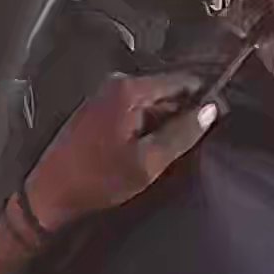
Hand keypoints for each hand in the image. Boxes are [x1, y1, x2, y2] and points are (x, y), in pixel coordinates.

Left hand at [21, 74, 219, 234]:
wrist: (50, 193)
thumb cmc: (98, 178)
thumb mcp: (148, 162)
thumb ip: (182, 133)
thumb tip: (211, 109)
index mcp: (129, 89)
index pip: (180, 80)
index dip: (204, 95)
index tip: (222, 112)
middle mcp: (117, 83)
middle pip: (165, 90)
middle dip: (185, 110)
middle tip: (204, 135)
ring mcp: (105, 94)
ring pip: (151, 101)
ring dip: (166, 119)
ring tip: (181, 144)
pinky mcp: (99, 108)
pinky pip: (135, 108)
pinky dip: (149, 123)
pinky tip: (154, 146)